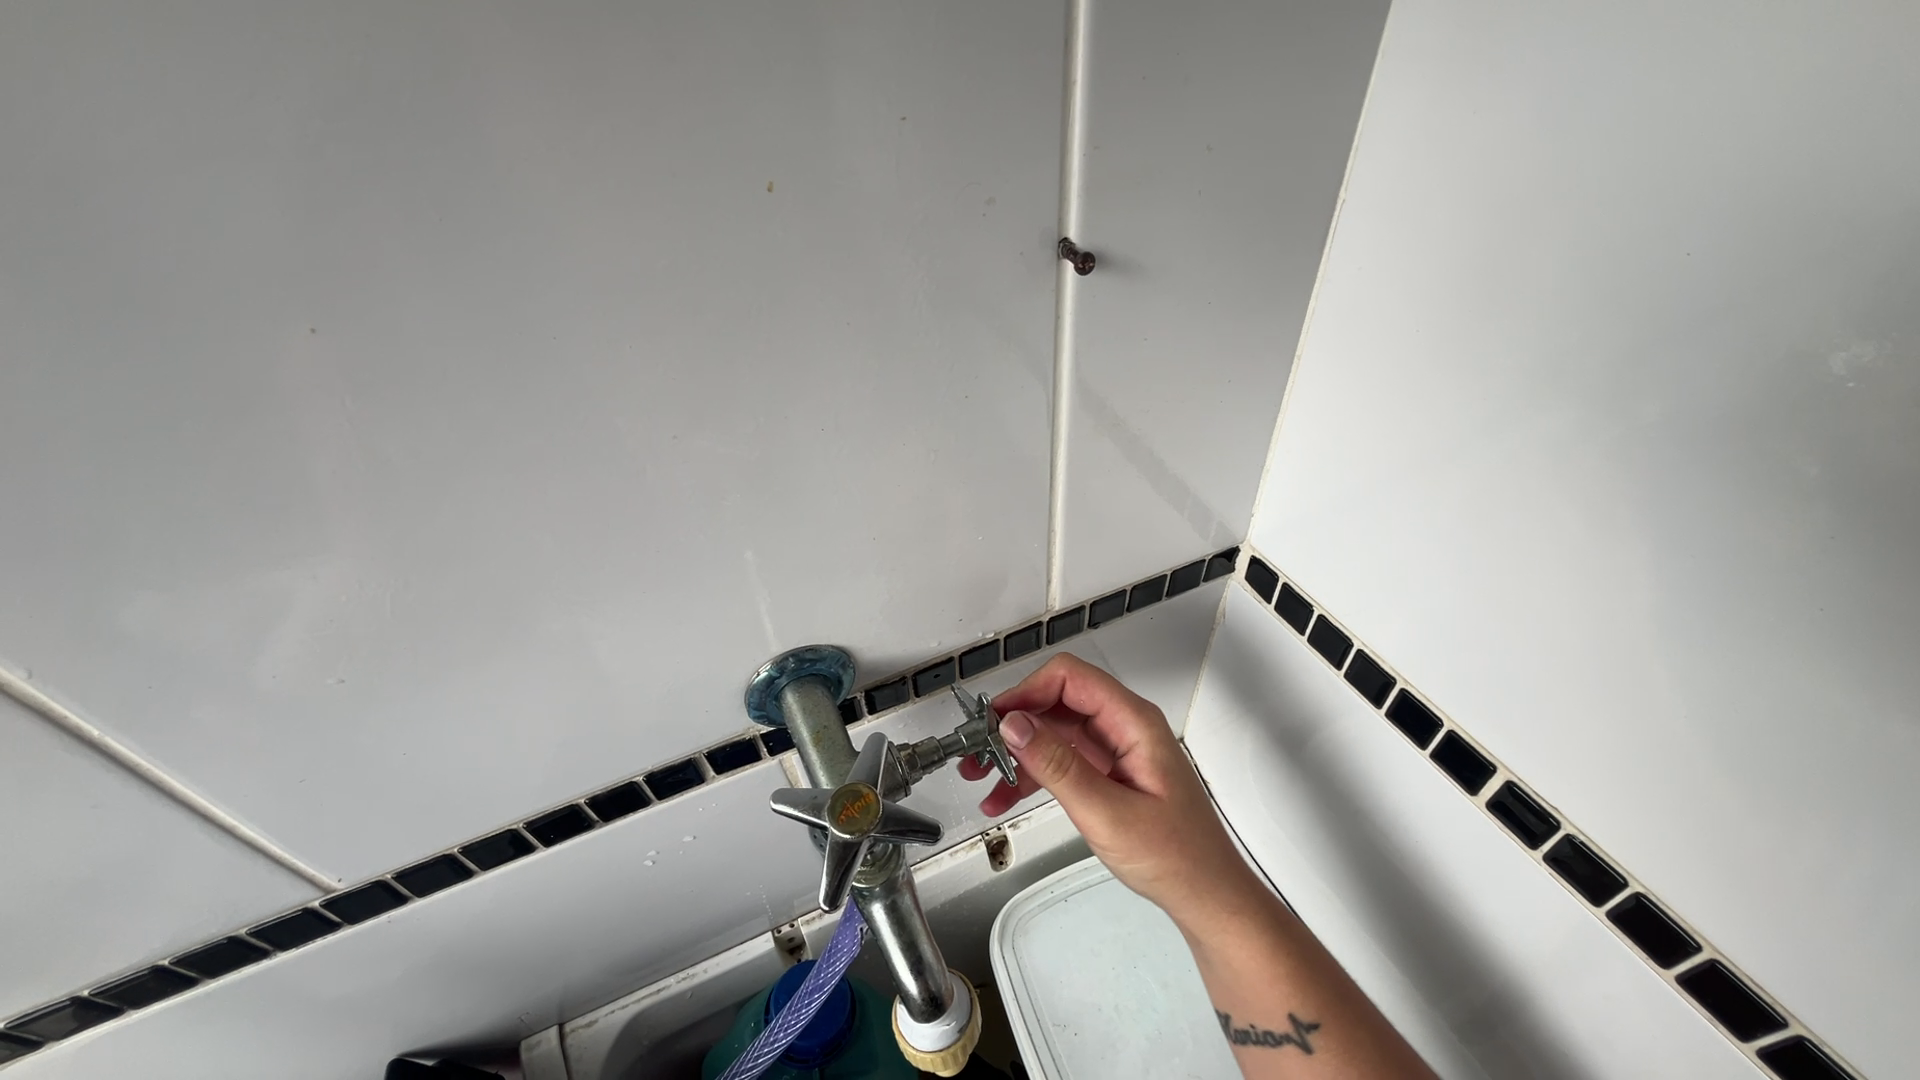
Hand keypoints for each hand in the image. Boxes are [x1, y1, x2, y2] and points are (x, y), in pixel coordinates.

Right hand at [959, 654, 1264, 927]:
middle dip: (1013, 723)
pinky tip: (1003, 797)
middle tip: (977, 751)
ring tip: (980, 778)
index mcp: (1132, 722)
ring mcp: (1112, 749)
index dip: (1027, 691)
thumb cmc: (1173, 856)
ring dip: (1015, 752)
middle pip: (1056, 702)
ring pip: (1052, 732)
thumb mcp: (1107, 812)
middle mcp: (1121, 726)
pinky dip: (1030, 775)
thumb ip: (1057, 765)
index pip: (1070, 678)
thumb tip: (1014, 724)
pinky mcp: (1105, 773)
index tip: (994, 721)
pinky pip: (1059, 761)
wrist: (1205, 895)